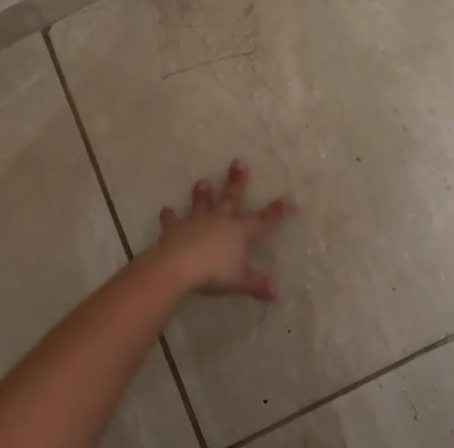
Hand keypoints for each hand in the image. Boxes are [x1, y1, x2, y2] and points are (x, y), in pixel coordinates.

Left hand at [149, 159, 291, 301]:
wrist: (179, 265)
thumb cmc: (214, 273)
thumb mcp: (239, 281)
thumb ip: (257, 285)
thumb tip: (277, 292)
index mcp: (238, 231)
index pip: (262, 221)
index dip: (276, 212)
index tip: (287, 200)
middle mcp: (219, 220)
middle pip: (231, 198)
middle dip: (236, 181)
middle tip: (238, 161)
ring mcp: (196, 221)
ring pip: (201, 203)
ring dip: (202, 193)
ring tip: (202, 181)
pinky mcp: (175, 228)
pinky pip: (172, 220)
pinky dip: (169, 216)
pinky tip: (166, 210)